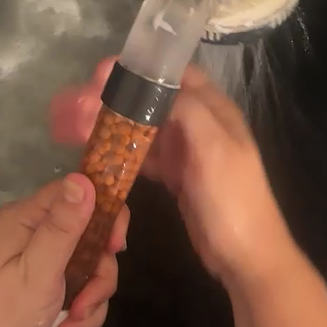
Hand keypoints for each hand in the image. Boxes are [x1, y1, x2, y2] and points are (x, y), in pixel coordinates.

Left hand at [0, 173, 127, 326]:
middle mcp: (36, 236)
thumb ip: (64, 226)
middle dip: (96, 282)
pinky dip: (77, 323)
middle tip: (82, 308)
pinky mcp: (48, 294)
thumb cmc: (0, 316)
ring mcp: (43, 266)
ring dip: (87, 310)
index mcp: (28, 220)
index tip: (116, 248)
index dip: (107, 217)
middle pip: (94, 242)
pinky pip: (82, 299)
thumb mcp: (37, 270)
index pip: (82, 194)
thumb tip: (84, 178)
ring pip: (92, 276)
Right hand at [51, 60, 296, 287]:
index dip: (143, 70)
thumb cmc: (232, 199)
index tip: (103, 72)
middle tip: (82, 102)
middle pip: (157, 101)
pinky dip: (126, 153)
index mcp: (216, 112)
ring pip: (149, 129)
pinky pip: (148, 157)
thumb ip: (189, 111)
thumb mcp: (214, 148)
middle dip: (122, 97)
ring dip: (119, 124)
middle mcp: (202, 127)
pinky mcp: (179, 179)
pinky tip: (101, 154)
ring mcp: (190, 154)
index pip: (178, 75)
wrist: (245, 256)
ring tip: (81, 125)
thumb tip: (155, 86)